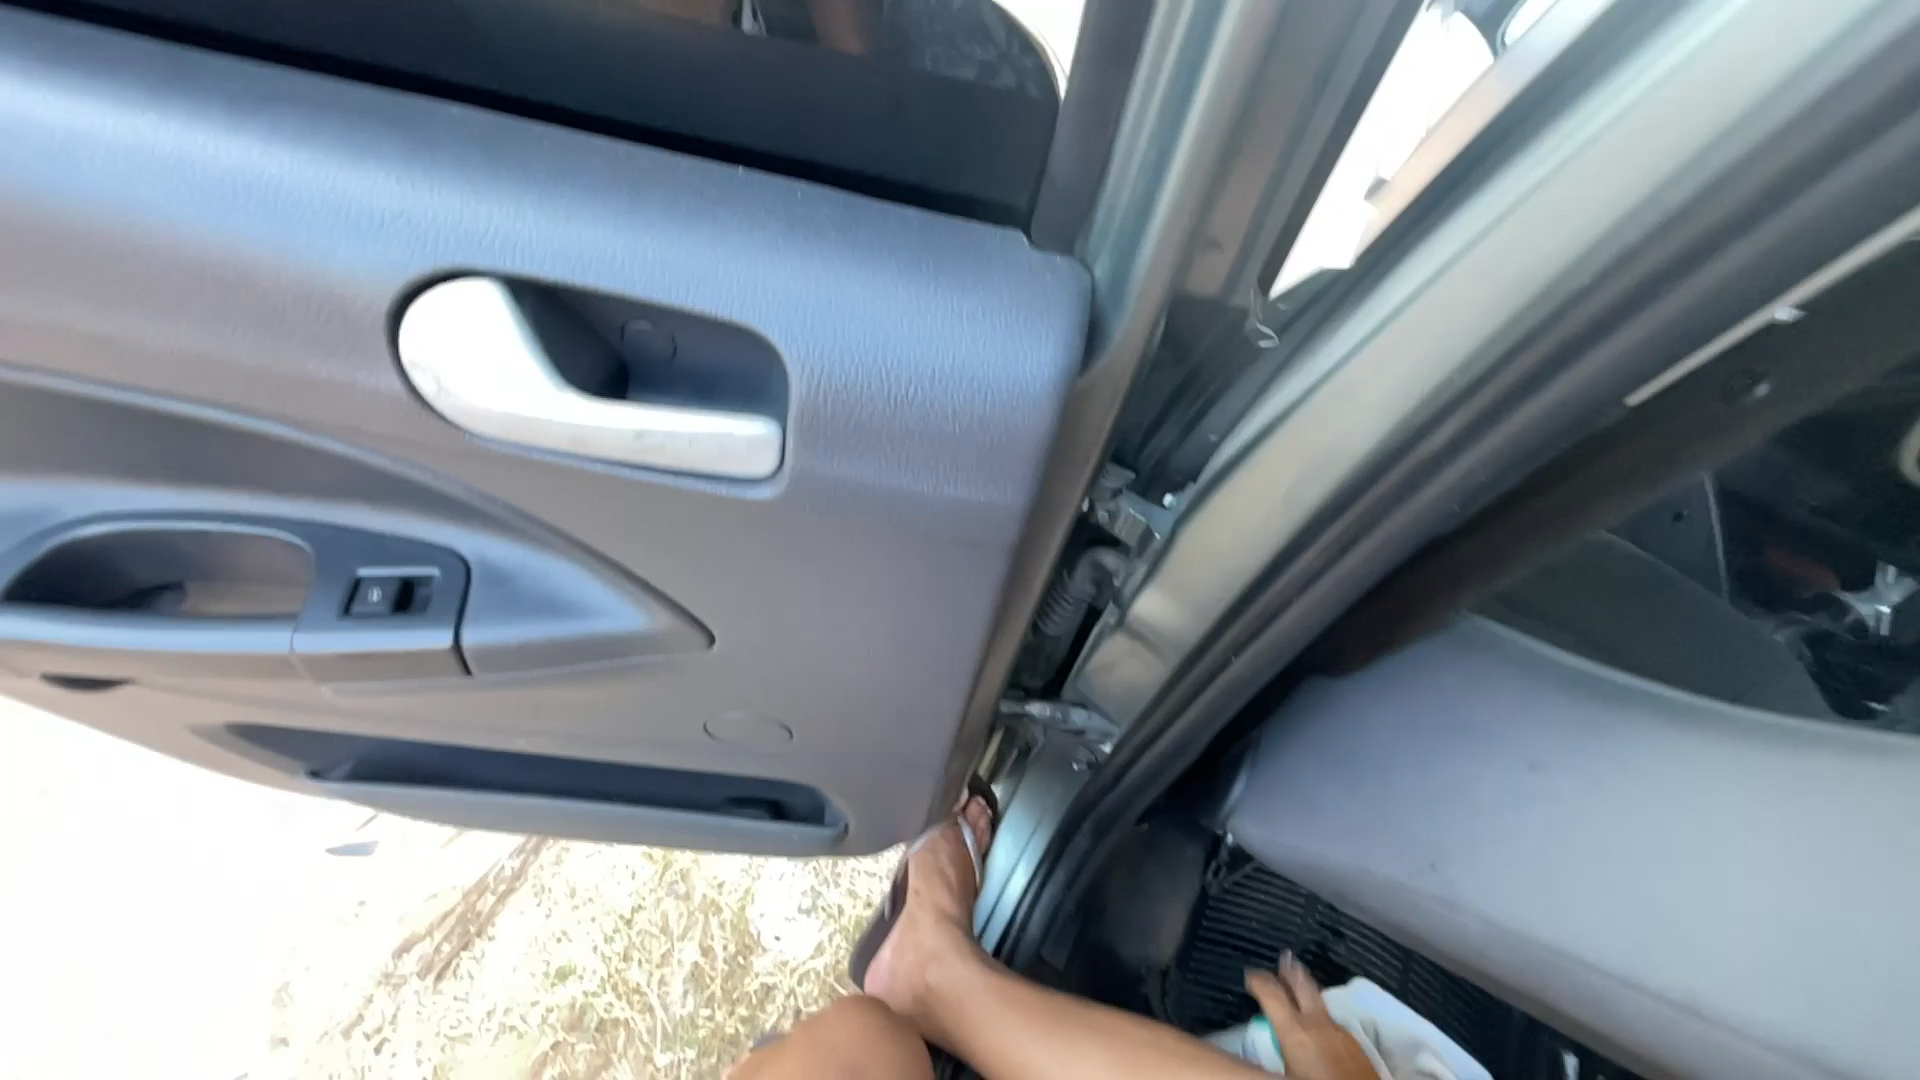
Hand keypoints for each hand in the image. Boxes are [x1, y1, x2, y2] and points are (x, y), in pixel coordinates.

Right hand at [1244, 954, 1378, 1079]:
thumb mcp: (1286, 1071)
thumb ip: (1278, 1049)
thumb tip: (1269, 1037)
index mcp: (1294, 1030)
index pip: (1270, 992)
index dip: (1257, 980)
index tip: (1249, 975)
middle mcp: (1317, 1023)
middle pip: (1301, 984)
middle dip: (1289, 969)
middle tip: (1283, 958)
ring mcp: (1339, 1030)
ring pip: (1319, 1000)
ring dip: (1307, 990)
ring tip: (1300, 981)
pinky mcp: (1355, 1043)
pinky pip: (1332, 1019)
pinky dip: (1320, 1014)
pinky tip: (1319, 1023)